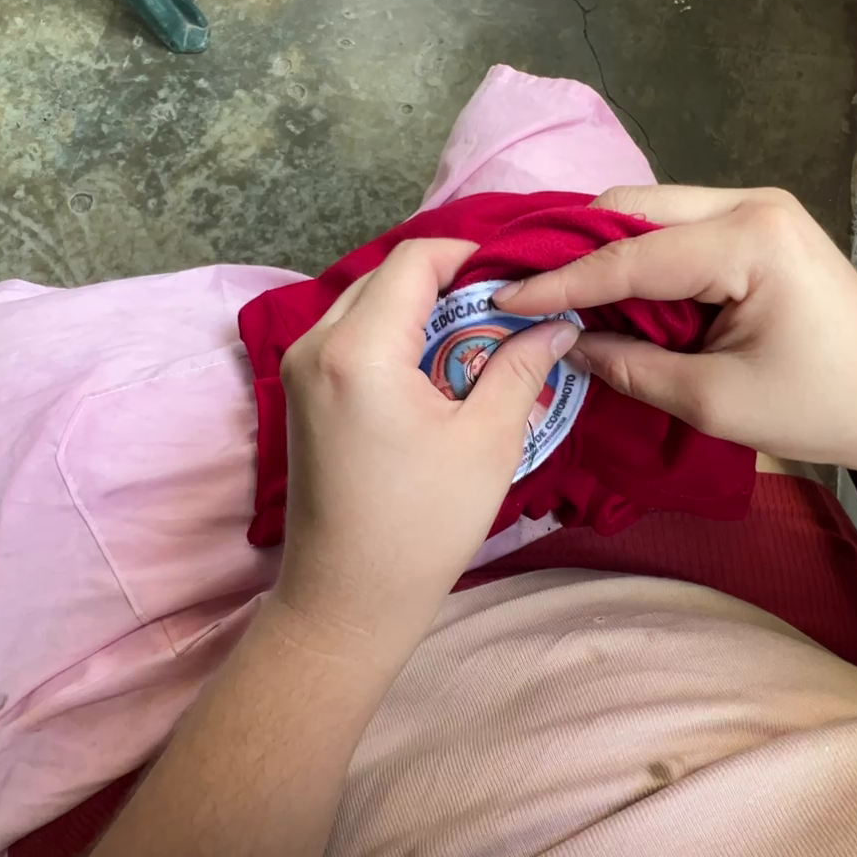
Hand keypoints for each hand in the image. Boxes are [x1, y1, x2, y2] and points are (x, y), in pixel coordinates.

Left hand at [273, 238, 578, 658]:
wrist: (347, 599)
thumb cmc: (422, 525)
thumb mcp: (487, 442)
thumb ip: (521, 367)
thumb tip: (557, 325)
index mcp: (360, 350)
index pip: (414, 260)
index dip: (469, 257)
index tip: (512, 282)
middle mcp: (316, 345)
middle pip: (387, 276)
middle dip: (448, 284)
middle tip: (500, 318)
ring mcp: (299, 368)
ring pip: (367, 303)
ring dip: (421, 310)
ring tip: (472, 346)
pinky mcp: (300, 391)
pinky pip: (351, 335)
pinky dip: (395, 335)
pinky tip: (433, 372)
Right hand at [495, 185, 856, 475]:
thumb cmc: (818, 408)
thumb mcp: (712, 400)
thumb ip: (628, 366)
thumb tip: (564, 343)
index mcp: (750, 240)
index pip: (629, 256)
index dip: (560, 281)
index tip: (503, 298)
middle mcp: (751, 203)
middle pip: (634, 207)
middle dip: (576, 249)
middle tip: (529, 289)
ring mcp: (756, 209)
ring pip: (650, 212)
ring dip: (604, 251)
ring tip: (560, 292)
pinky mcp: (756, 227)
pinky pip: (674, 230)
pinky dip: (635, 258)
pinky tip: (612, 290)